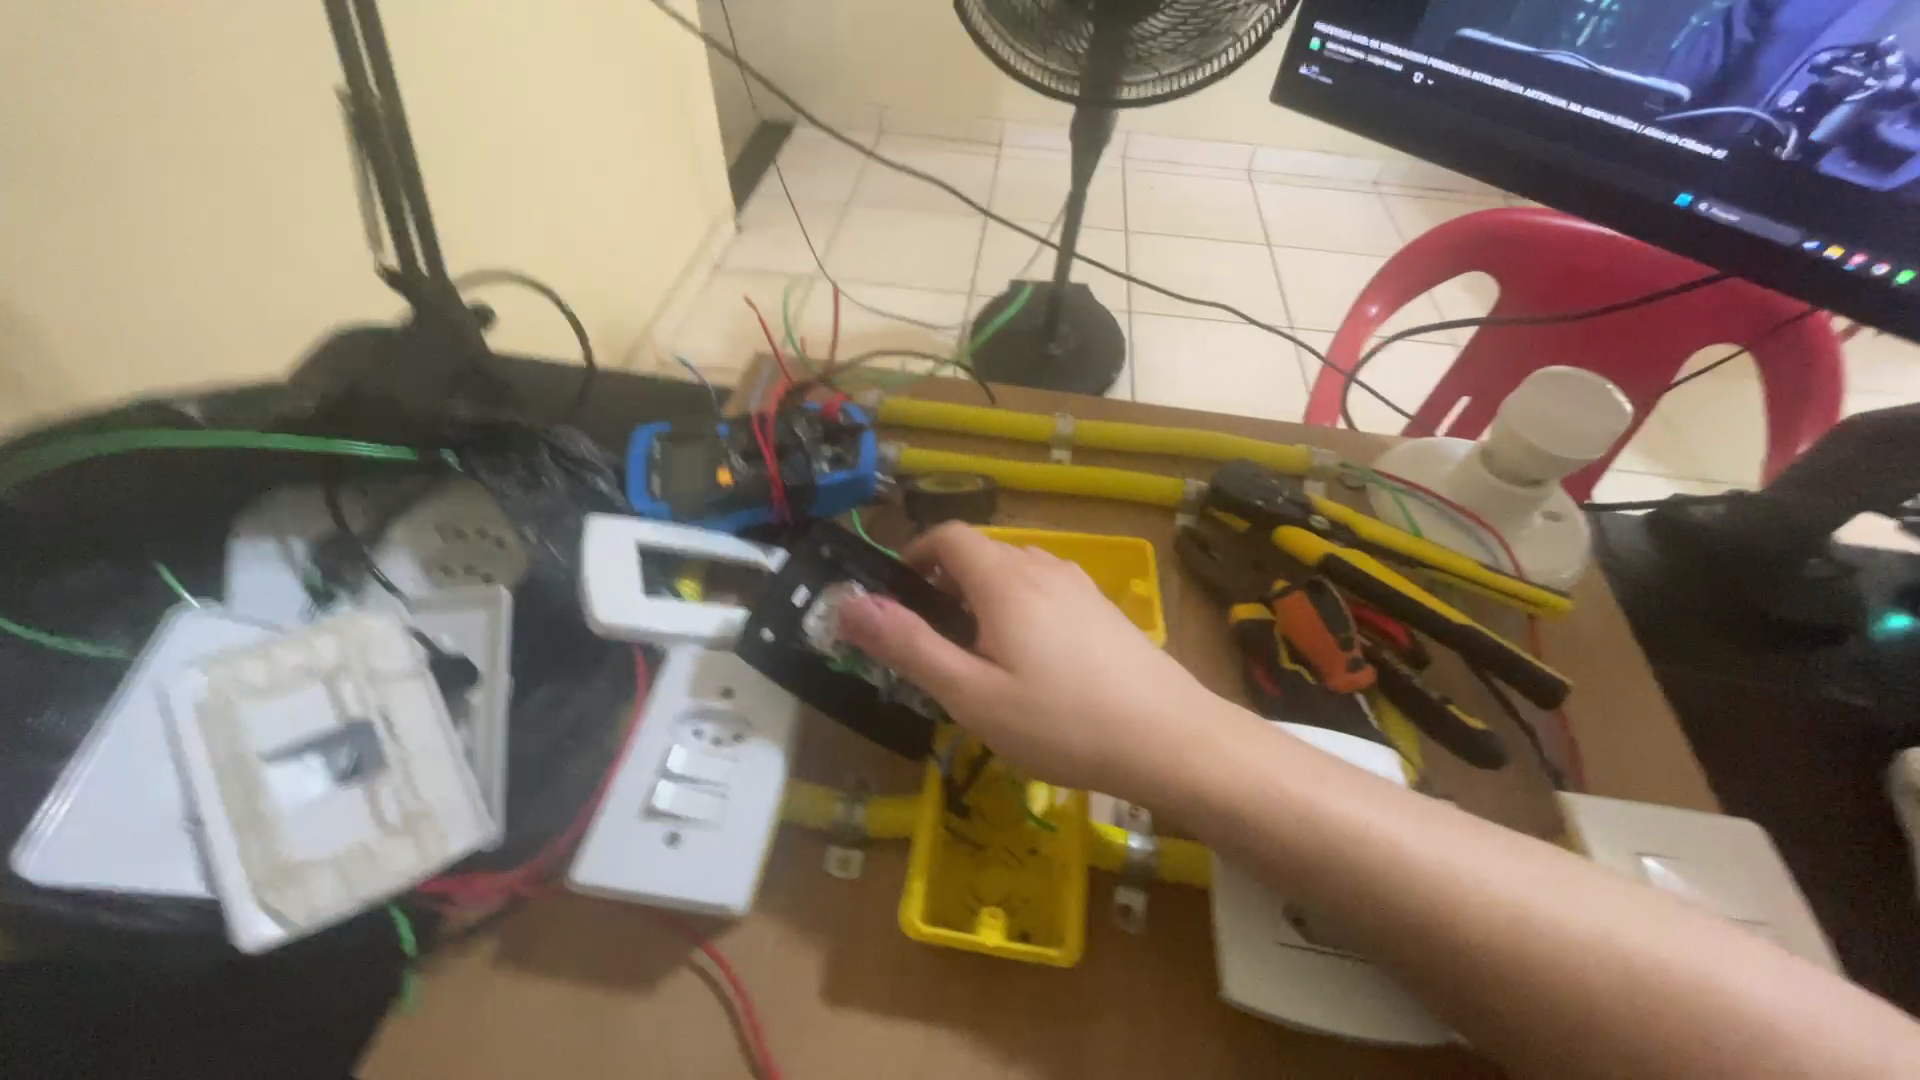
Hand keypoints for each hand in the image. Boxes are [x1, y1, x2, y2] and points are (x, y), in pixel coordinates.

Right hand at [835, 523, 1211, 796]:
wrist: (1170, 739)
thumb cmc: (1061, 723)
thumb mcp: (971, 694)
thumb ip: (909, 646)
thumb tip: (850, 605)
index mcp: (1004, 579)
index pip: (947, 535)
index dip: (913, 557)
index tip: (897, 600)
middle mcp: (1043, 567)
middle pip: (980, 554)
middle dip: (944, 585)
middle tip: (934, 645)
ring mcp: (1080, 586)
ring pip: (1014, 573)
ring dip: (982, 599)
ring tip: (979, 659)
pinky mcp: (1103, 610)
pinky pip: (1045, 592)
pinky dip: (1018, 611)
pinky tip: (1032, 667)